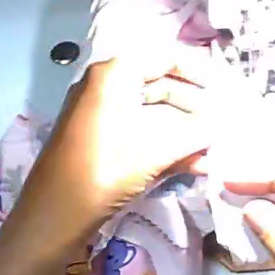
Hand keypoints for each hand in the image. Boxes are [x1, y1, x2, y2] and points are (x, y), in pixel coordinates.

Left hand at [11, 52, 216, 246]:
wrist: (52, 216)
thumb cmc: (103, 172)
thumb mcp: (154, 151)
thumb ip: (193, 135)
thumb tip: (219, 128)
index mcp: (111, 75)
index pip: (162, 58)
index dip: (196, 71)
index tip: (221, 90)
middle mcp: (102, 88)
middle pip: (157, 85)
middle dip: (191, 107)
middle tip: (219, 125)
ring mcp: (97, 115)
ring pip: (149, 114)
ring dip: (181, 131)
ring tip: (211, 152)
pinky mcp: (96, 142)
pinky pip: (136, 133)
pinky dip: (163, 145)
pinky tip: (192, 165)